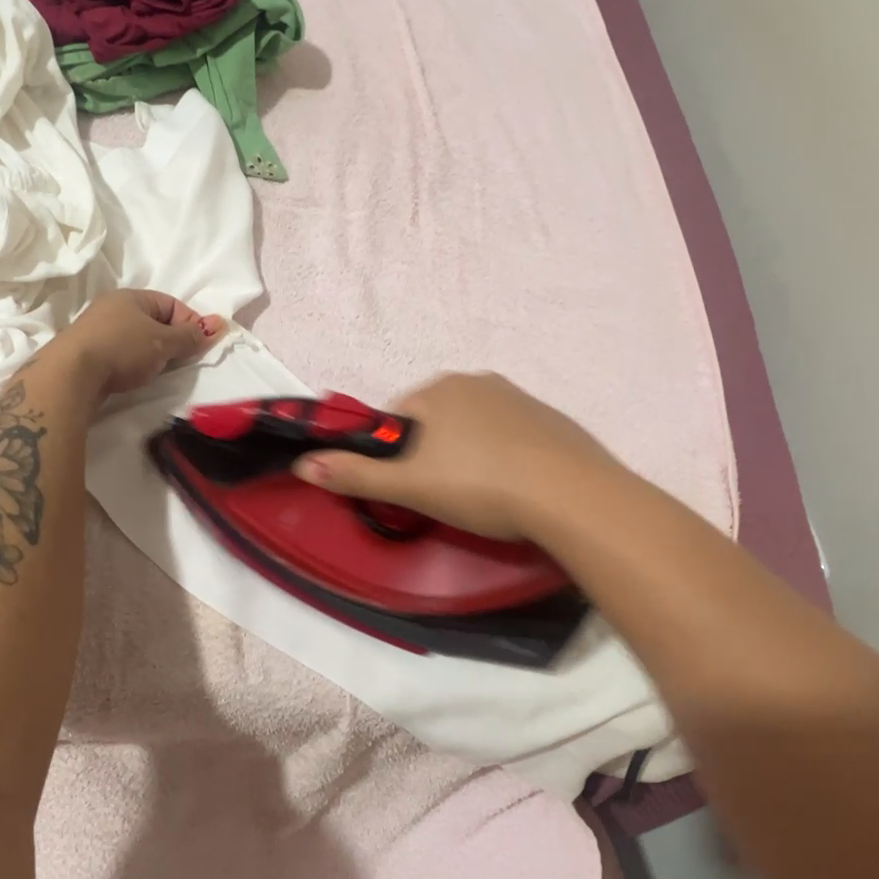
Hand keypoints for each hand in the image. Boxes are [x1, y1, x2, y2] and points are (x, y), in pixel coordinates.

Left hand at [42, 290, 224, 399]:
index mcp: (131, 296)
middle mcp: (112, 307)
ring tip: (157, 371)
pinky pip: (119, 353)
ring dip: (151, 354)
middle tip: (179, 361)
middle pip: (153, 321)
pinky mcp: (86, 352)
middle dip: (170, 340)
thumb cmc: (122, 349)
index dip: (189, 323)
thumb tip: (219, 325)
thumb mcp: (163, 342)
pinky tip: (133, 376)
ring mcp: (96, 329)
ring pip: (135, 338)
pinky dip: (132, 363)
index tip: (198, 346)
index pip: (171, 304)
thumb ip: (190, 336)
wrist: (71, 375)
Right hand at [292, 373, 629, 541]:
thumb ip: (356, 475)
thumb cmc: (481, 486)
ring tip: (481, 497)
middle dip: (431, 455)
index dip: (394, 457)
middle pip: (434, 422)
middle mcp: (476, 381)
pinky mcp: (550, 418)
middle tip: (443, 497)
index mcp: (438, 389)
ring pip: (471, 428)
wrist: (573, 497)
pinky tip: (513, 487)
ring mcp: (518, 396)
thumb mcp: (410, 486)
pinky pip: (508, 435)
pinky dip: (502, 456)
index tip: (410, 489)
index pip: (396, 419)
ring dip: (466, 455)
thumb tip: (304, 465)